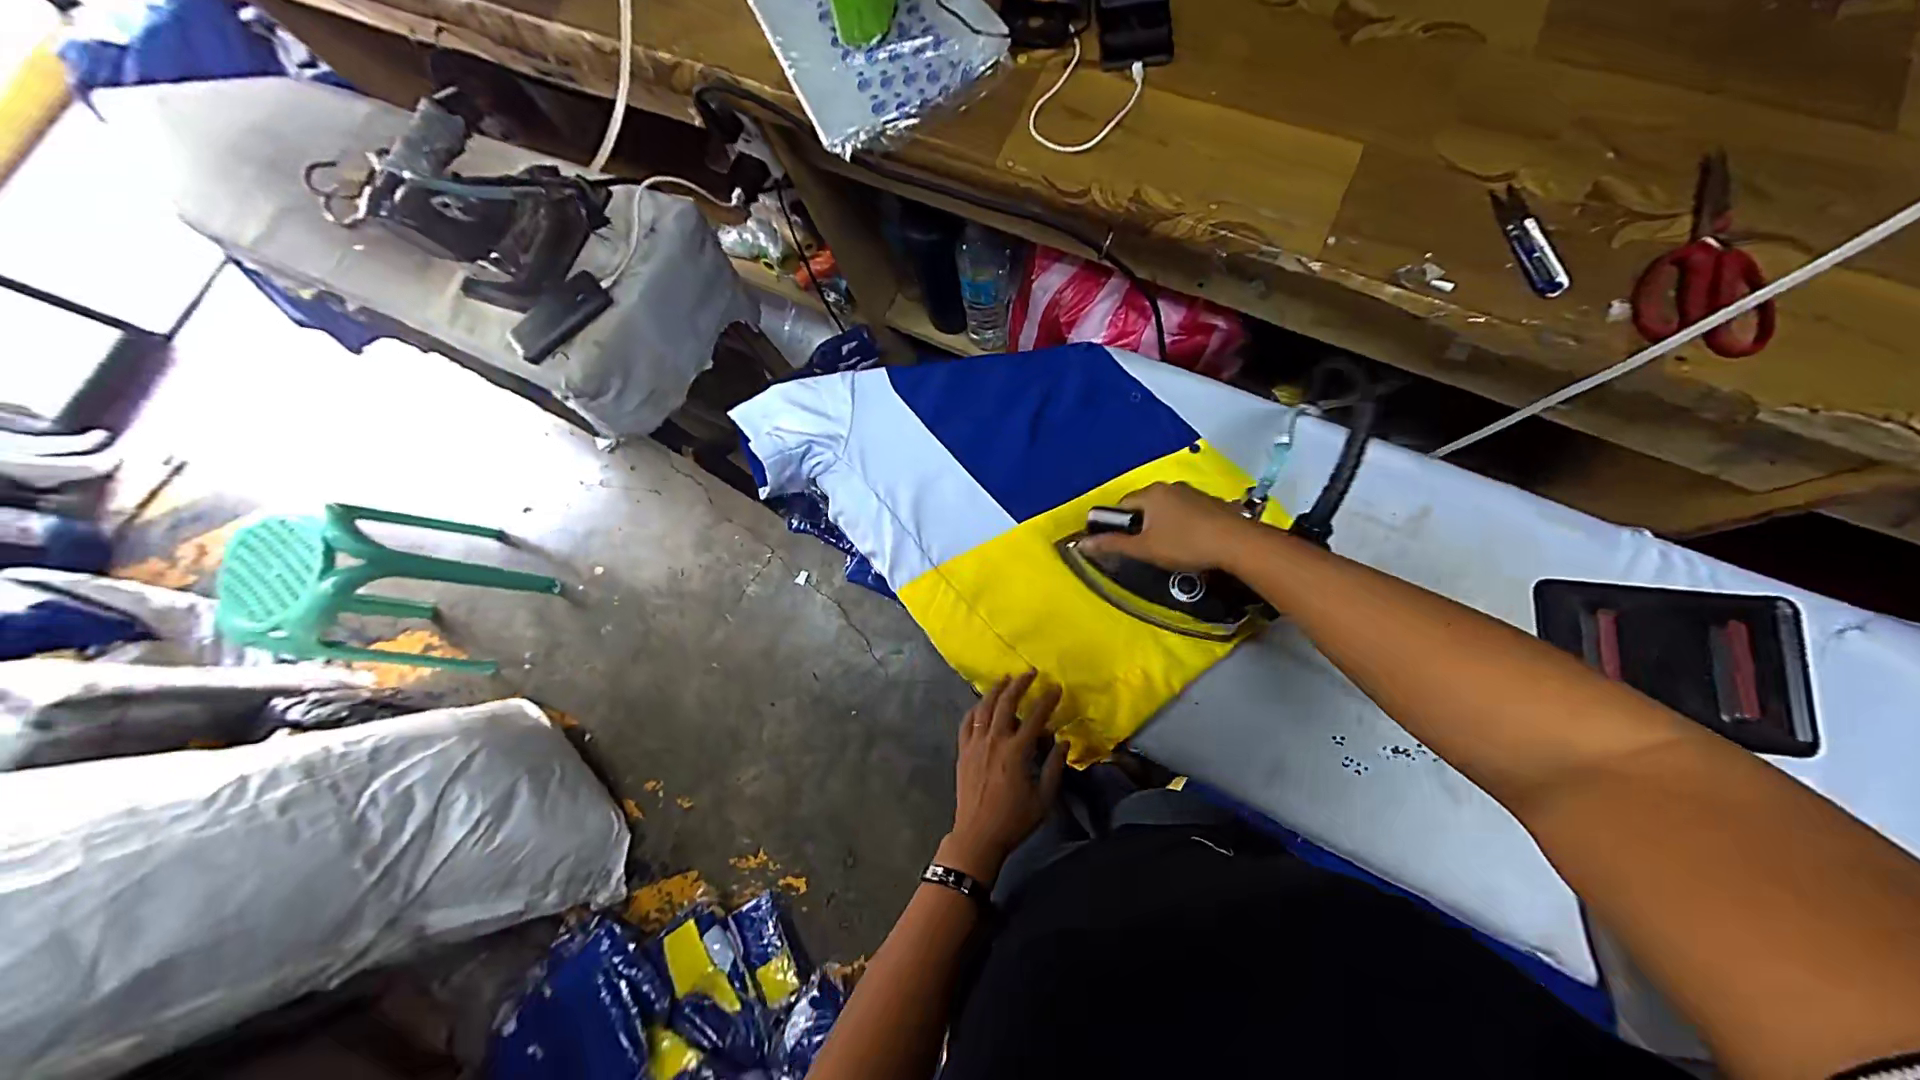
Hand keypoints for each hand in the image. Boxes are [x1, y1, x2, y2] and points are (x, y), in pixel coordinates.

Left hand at [940, 671, 1067, 882]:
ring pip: (984, 707)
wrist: (977, 836)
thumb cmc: (1014, 820)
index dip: (1047, 700)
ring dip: (996, 690)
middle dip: (1020, 684)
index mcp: (1016, 752)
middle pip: (1007, 703)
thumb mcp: (1043, 797)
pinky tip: (981, 705)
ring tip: (1005, 679)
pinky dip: (975, 709)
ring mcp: (975, 744)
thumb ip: (1054, 767)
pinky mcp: (963, 751)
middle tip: (1030, 673)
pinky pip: (967, 722)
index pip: (1036, 717)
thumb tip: (1064, 742)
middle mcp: (994, 741)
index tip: (1056, 688)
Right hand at [1075, 481, 1261, 572]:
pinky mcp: (1212, 504)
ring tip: (1170, 549)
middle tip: (1145, 549)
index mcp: (1151, 494)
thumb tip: (1082, 544)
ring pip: (1167, 509)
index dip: (1117, 525)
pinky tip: (1191, 543)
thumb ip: (1113, 545)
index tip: (1121, 543)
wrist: (1237, 543)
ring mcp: (1194, 493)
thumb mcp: (1145, 549)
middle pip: (1145, 506)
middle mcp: (1171, 487)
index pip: (1122, 505)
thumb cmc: (1185, 544)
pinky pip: (1187, 513)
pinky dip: (1184, 525)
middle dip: (1141, 525)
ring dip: (1163, 525)